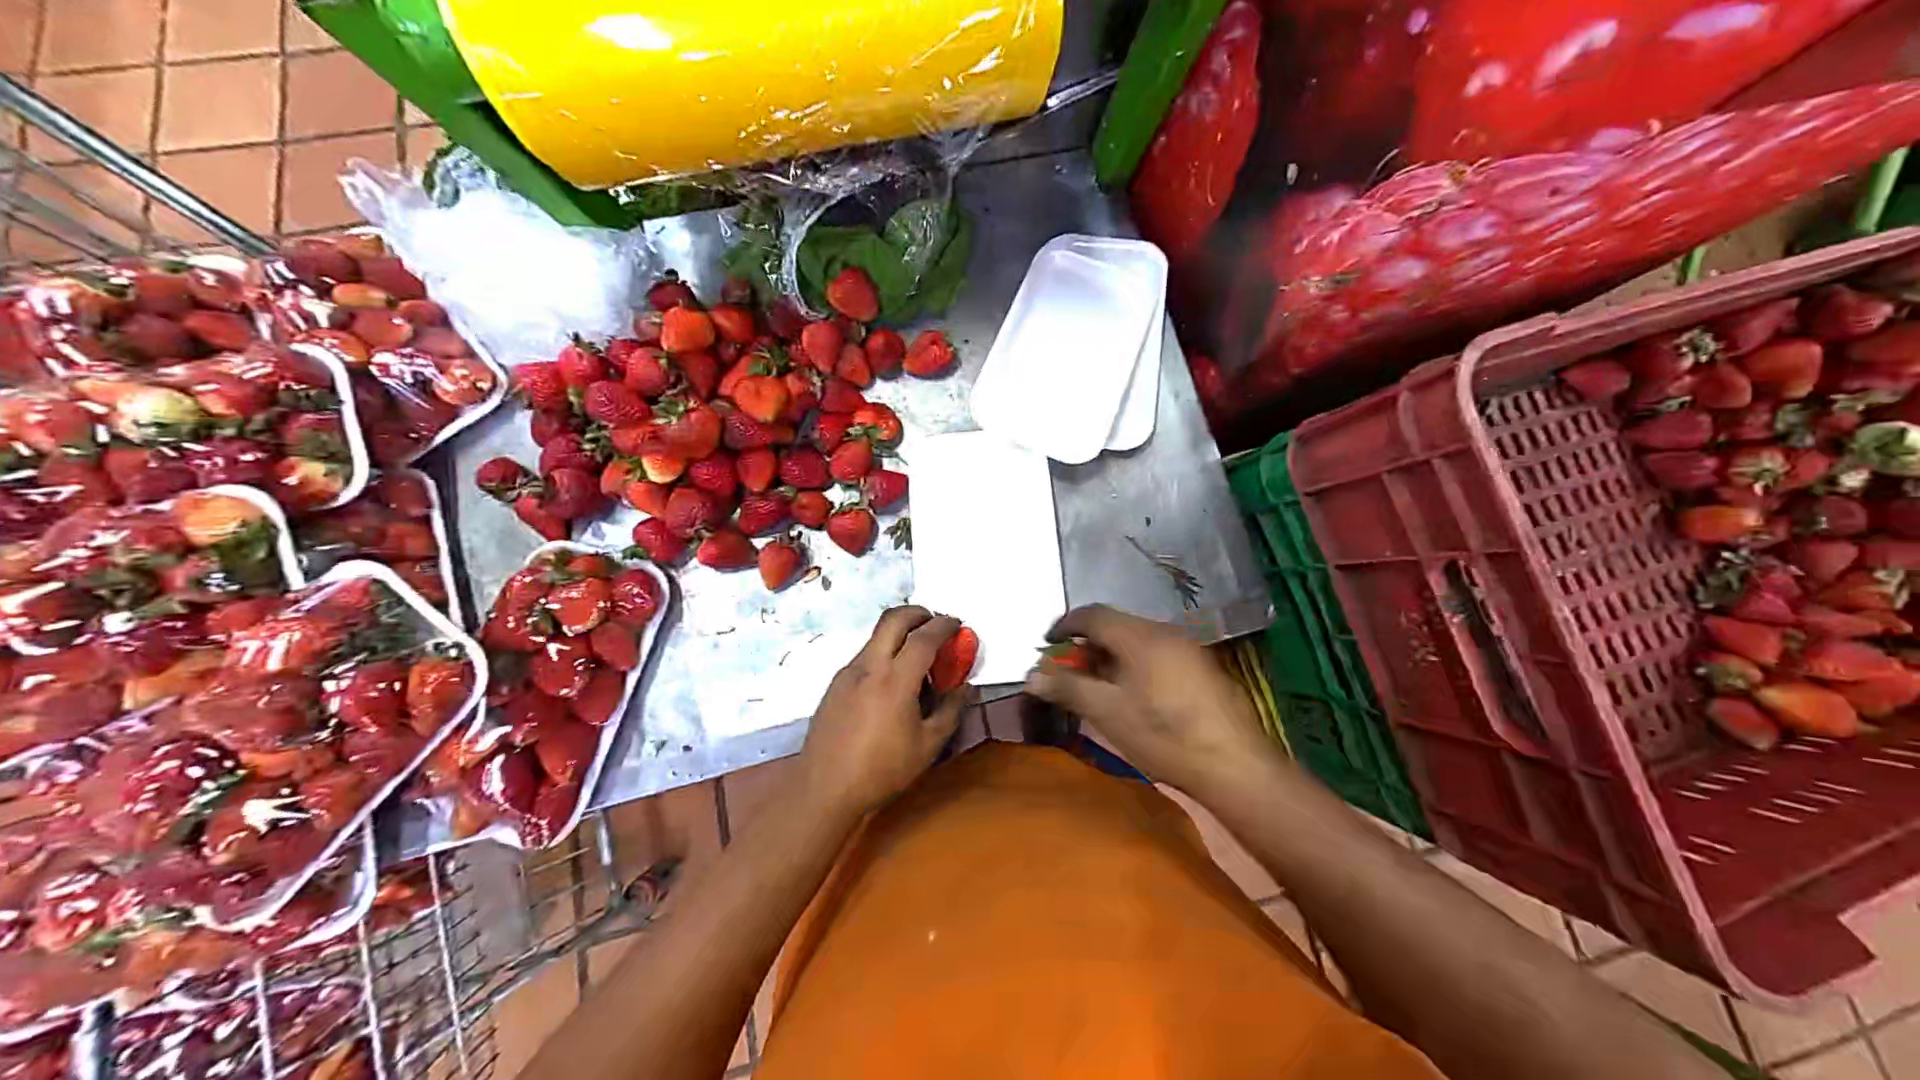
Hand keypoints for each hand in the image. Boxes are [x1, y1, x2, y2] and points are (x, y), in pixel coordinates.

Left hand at [796, 606, 968, 818]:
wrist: (825, 788)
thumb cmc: (882, 770)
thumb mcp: (928, 745)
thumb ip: (951, 710)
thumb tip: (965, 686)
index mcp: (895, 680)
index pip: (923, 637)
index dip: (944, 625)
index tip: (957, 623)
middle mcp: (868, 667)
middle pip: (893, 619)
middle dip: (918, 613)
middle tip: (934, 623)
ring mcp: (847, 673)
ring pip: (876, 637)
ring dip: (899, 634)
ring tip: (916, 660)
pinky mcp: (835, 685)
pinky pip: (864, 657)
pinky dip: (884, 654)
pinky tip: (891, 684)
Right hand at [1025, 605, 1281, 794]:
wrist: (1234, 766)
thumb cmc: (1164, 736)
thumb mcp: (1107, 713)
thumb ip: (1067, 688)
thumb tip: (1032, 675)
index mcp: (1140, 636)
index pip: (1093, 614)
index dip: (1065, 625)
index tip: (1047, 645)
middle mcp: (1165, 633)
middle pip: (1116, 626)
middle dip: (1087, 645)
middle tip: (1070, 673)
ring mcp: (1189, 649)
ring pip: (1137, 641)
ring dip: (1110, 656)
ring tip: (1098, 687)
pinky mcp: (1203, 669)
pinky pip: (1157, 654)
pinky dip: (1134, 665)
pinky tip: (1133, 696)